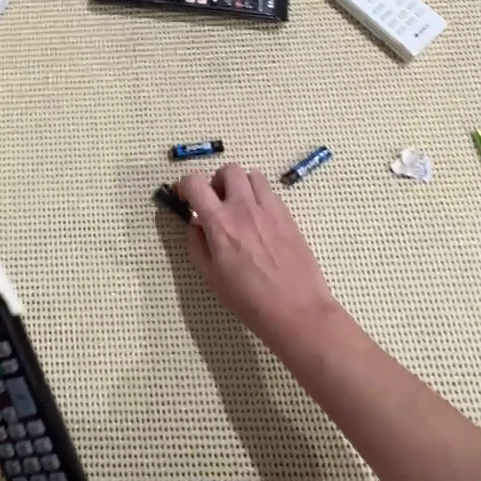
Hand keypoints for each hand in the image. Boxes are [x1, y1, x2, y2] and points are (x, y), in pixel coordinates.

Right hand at [176, 163, 338, 344]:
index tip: (183, 197)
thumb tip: (196, 224)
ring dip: (241, 184)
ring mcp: (269, 209)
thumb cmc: (249, 300)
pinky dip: (259, 197)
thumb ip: (197, 244)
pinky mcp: (288, 215)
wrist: (297, 311)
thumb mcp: (211, 277)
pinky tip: (259, 219)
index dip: (184, 185)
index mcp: (220, 223)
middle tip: (215, 202)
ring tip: (239, 206)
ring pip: (252, 175)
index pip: (195, 183)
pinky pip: (270, 192)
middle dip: (216, 181)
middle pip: (227, 169)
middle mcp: (244, 208)